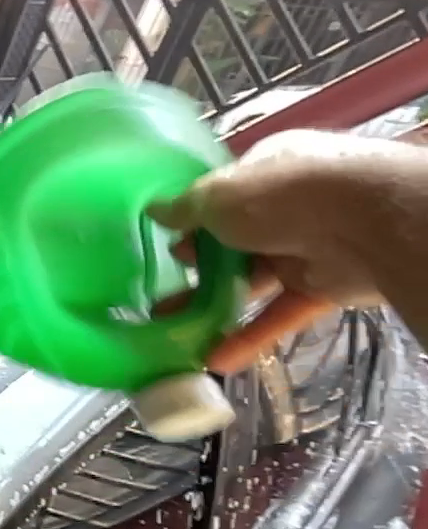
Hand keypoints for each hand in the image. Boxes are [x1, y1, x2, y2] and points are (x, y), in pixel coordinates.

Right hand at [149, 129, 427, 371]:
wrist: (374, 226)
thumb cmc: (284, 196)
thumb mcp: (216, 195)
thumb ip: (183, 208)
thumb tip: (155, 211)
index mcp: (272, 170)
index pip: (224, 193)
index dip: (192, 217)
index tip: (165, 238)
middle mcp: (292, 206)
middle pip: (231, 240)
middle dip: (195, 265)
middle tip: (161, 283)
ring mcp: (310, 246)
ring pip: (250, 280)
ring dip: (210, 305)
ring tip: (169, 328)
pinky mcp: (325, 285)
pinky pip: (279, 313)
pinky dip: (249, 336)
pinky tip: (213, 358)